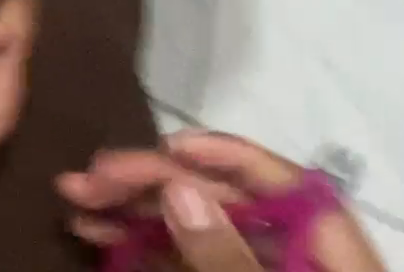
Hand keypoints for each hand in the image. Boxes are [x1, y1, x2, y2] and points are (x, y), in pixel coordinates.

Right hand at [58, 132, 387, 271]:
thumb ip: (227, 263)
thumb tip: (182, 186)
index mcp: (330, 268)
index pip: (292, 190)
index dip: (234, 156)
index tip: (168, 145)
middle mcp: (292, 266)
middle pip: (225, 200)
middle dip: (150, 180)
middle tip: (88, 177)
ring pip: (189, 222)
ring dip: (127, 204)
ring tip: (72, 196)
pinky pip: (174, 255)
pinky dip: (132, 237)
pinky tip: (91, 228)